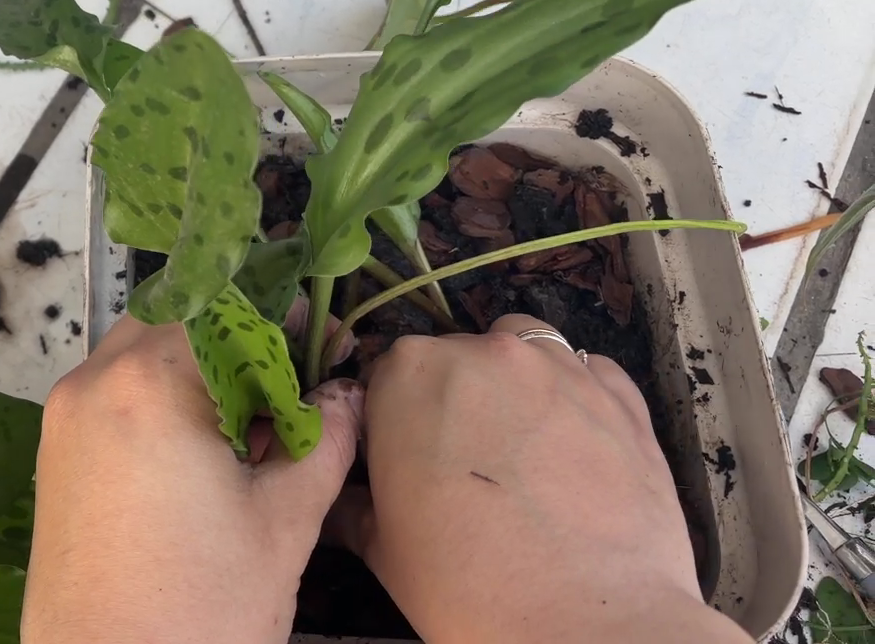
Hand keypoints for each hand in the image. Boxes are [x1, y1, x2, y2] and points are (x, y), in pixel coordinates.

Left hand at [22, 312, 363, 643]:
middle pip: (168, 322)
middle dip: (227, 338)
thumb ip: (320, 443)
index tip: (309, 335)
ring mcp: (63, 410)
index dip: (269, 316)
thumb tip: (347, 393)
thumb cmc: (202, 609)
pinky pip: (107, 389)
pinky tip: (190, 445)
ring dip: (187, 365)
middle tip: (279, 383)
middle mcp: (92, 379)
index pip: (215, 312)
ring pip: (133, 352)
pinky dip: (149, 394)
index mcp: (147, 382)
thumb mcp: (281, 526)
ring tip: (239, 421)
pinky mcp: (52, 443)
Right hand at [348, 313, 749, 643]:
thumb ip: (349, 496)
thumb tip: (337, 491)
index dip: (393, 412)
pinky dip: (578, 391)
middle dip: (453, 395)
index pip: (385, 372)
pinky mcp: (623, 401)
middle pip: (452, 356)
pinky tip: (577, 436)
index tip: (405, 452)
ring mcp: (554, 369)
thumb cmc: (460, 577)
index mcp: (404, 370)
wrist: (589, 628)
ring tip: (523, 435)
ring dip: (514, 377)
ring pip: (522, 345)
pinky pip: (591, 371)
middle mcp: (474, 351)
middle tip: (465, 457)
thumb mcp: (376, 539)